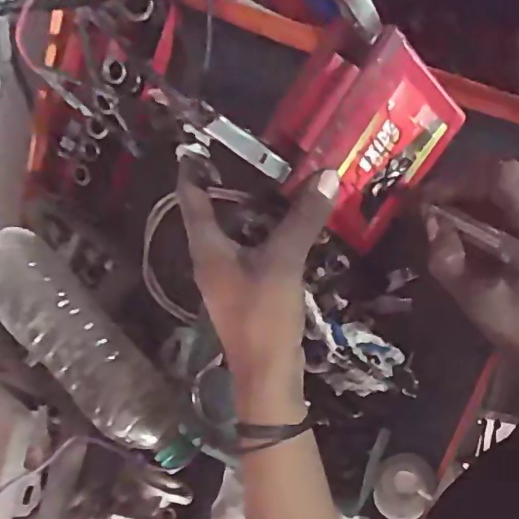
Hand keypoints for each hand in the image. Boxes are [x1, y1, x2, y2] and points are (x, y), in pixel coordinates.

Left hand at [179, 165, 338, 422]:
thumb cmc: (264, 316)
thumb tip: (327, 175)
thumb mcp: (284, 262)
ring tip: (281, 191)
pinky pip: (254, 258)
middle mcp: (211, 263)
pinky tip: (292, 235)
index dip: (194, 169)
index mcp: (207, 249)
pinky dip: (269, 242)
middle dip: (236, 190)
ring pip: (238, 239)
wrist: (268, 374)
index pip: (191, 198)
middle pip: (216, 217)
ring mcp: (228, 282)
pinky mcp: (247, 298)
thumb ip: (303, 220)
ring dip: (256, 217)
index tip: (202, 143)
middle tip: (261, 161)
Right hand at [425, 160, 518, 360]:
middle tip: (431, 204)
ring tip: (443, 212)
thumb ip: (449, 259)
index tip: (429, 200)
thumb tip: (429, 221)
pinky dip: (483, 205)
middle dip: (462, 184)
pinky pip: (512, 199)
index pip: (503, 178)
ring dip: (471, 193)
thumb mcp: (476, 298)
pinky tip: (463, 222)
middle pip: (505, 174)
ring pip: (507, 183)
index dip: (460, 181)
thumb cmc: (518, 326)